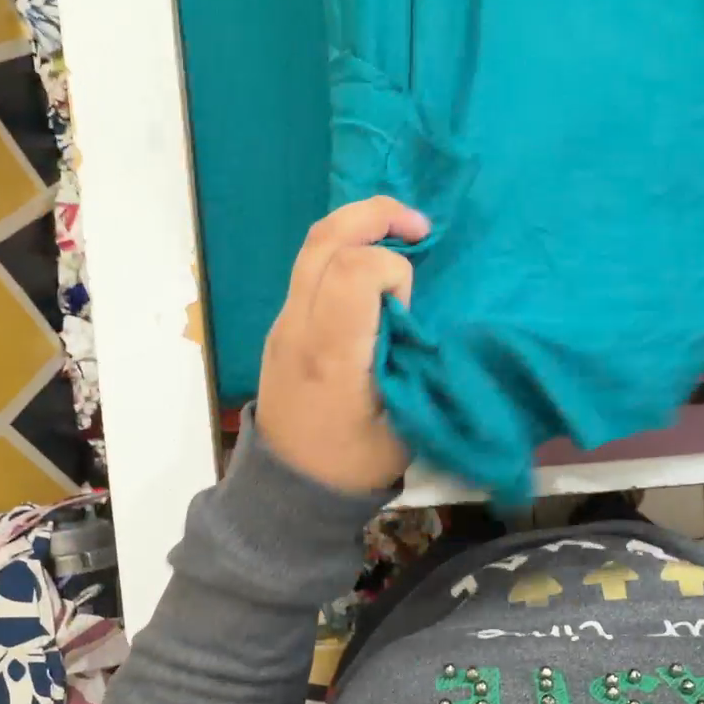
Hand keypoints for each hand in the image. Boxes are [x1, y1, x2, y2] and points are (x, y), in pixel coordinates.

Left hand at [255, 197, 430, 492]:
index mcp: (331, 354)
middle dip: (375, 216)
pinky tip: (374, 268)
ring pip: (312, 245)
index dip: (392, 269)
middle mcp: (299, 326)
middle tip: (419, 227)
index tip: (411, 305)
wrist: (288, 487)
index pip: (352, 271)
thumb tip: (420, 323)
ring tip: (400, 235)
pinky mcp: (282, 325)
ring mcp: (284, 322)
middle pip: (325, 239)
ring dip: (359, 226)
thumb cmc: (351, 463)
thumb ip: (414, 368)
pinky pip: (309, 267)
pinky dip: (345, 249)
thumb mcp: (403, 427)